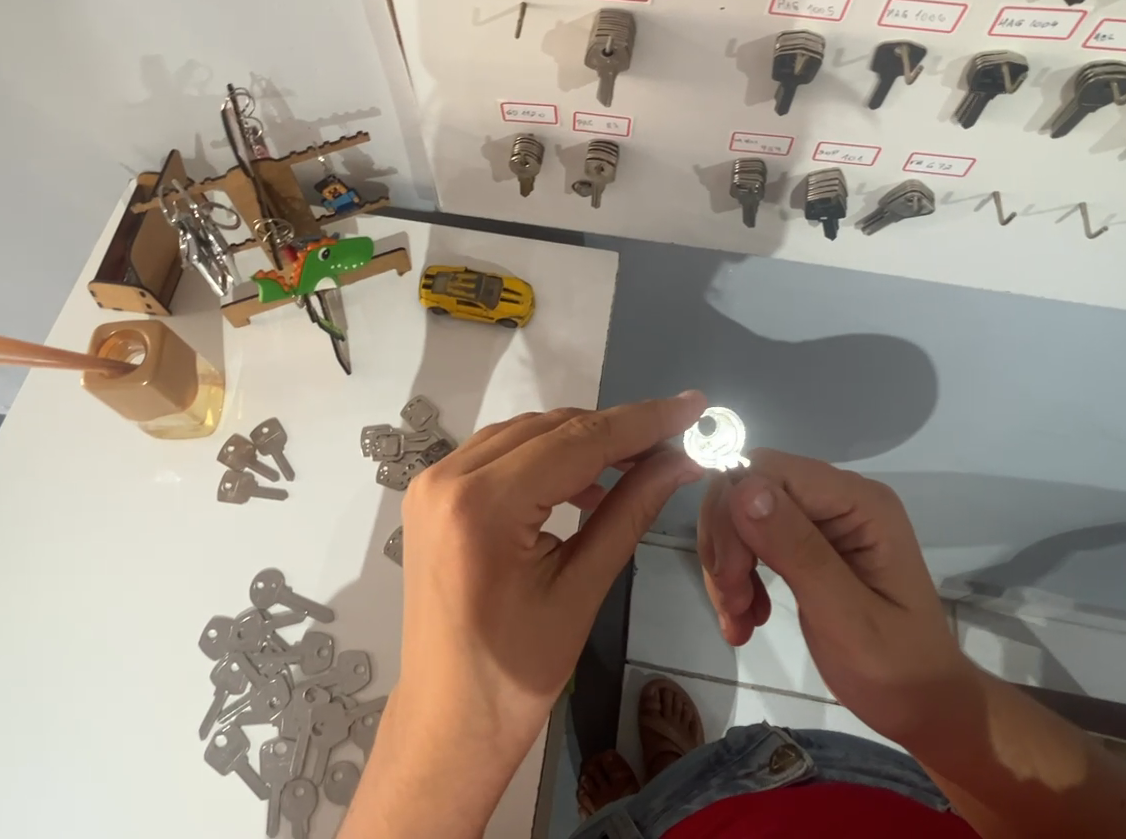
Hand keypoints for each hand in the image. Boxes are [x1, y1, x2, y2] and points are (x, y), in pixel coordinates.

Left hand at [343, 393, 704, 838]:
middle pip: (548, 429)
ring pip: (523, 435)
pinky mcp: (432, 495)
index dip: (642, 422)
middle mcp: (447, 477)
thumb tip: (680, 461)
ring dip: (579, 441)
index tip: (693, 405)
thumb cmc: (518, 673)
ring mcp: (432, 483)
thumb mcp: (582, 589)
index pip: (577, 441)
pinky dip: (544, 459)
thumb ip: (629, 511)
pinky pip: (498, 455)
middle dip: (614, 431)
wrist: (448, 721)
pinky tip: (583, 486)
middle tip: (674, 440)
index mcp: (482, 505)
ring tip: (636, 463)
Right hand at [697, 449, 976, 744]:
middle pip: (746, 487)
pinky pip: (747, 537)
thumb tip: (743, 490)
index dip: (734, 515)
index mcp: (859, 503)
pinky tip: (744, 615)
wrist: (920, 704)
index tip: (730, 578)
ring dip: (726, 564)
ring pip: (738, 512)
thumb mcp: (848, 617)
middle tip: (732, 604)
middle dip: (726, 543)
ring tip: (738, 617)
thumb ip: (799, 551)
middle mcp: (838, 497)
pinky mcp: (803, 540)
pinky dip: (734, 575)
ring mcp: (820, 517)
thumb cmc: (895, 668)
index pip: (769, 471)